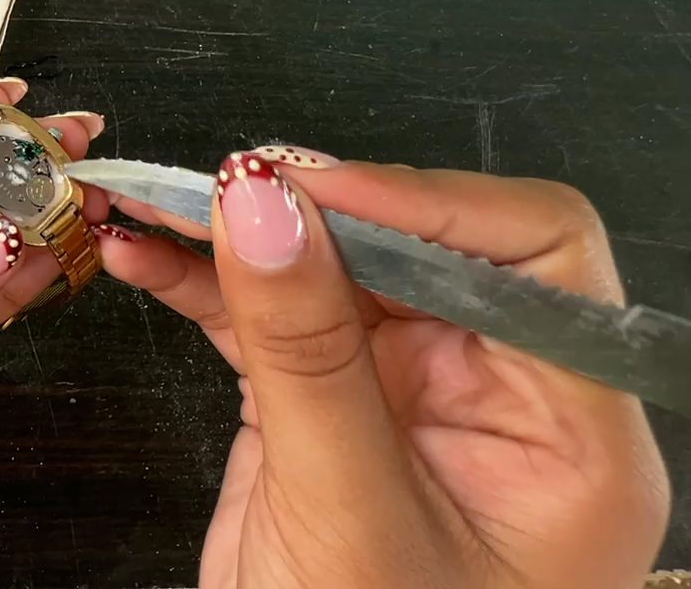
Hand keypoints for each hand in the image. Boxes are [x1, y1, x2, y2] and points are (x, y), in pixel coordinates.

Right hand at [98, 148, 670, 587]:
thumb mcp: (342, 503)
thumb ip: (301, 347)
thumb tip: (255, 199)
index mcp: (557, 420)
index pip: (525, 254)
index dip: (413, 201)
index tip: (288, 188)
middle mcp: (479, 384)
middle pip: (393, 243)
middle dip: (286, 208)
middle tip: (188, 187)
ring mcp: (382, 382)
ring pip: (305, 265)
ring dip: (215, 232)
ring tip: (134, 204)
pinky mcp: (302, 387)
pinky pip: (246, 308)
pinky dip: (186, 277)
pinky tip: (132, 256)